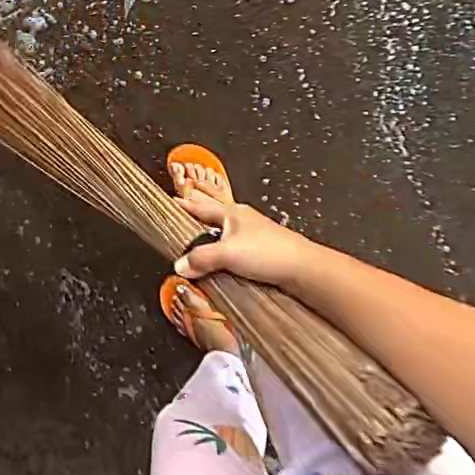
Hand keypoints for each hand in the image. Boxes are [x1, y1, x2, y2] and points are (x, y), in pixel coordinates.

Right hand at [172, 180, 318, 288]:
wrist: (306, 270)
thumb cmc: (270, 253)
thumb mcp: (228, 254)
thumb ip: (201, 258)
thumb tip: (180, 264)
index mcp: (231, 213)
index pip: (199, 206)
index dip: (183, 205)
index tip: (168, 204)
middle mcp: (241, 220)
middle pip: (211, 216)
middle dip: (195, 219)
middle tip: (179, 225)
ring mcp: (253, 235)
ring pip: (224, 233)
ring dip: (210, 239)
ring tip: (196, 248)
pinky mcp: (262, 251)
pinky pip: (235, 249)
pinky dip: (224, 254)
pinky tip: (221, 265)